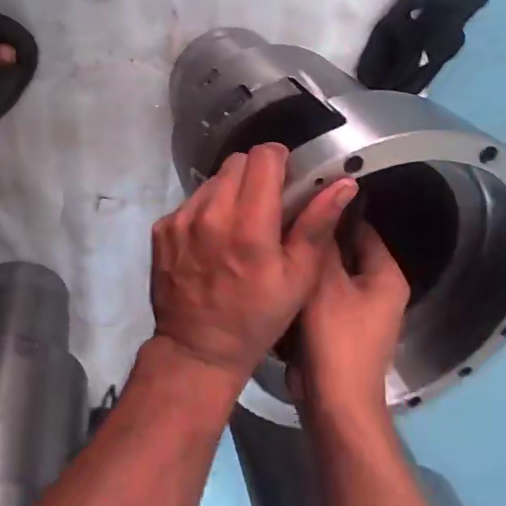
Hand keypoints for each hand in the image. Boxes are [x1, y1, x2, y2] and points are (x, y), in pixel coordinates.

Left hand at [150, 144, 357, 380]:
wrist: (198, 349)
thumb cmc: (257, 317)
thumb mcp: (299, 277)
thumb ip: (317, 224)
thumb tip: (343, 184)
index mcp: (248, 225)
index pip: (262, 157)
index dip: (280, 160)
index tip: (287, 178)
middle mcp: (210, 214)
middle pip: (237, 162)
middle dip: (256, 175)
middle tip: (267, 204)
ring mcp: (181, 220)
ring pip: (213, 180)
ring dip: (231, 192)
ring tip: (239, 224)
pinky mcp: (162, 229)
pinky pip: (191, 201)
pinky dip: (207, 210)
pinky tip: (214, 239)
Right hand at [293, 222, 409, 417]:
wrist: (335, 404)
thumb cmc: (336, 338)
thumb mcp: (325, 283)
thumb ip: (322, 244)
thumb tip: (321, 204)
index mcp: (387, 275)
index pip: (361, 227)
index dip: (331, 214)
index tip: (299, 201)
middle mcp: (380, 291)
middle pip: (345, 252)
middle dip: (316, 243)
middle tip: (282, 225)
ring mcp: (362, 314)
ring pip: (331, 277)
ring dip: (308, 269)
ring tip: (277, 250)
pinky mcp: (343, 332)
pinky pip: (324, 301)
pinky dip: (306, 293)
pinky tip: (280, 283)